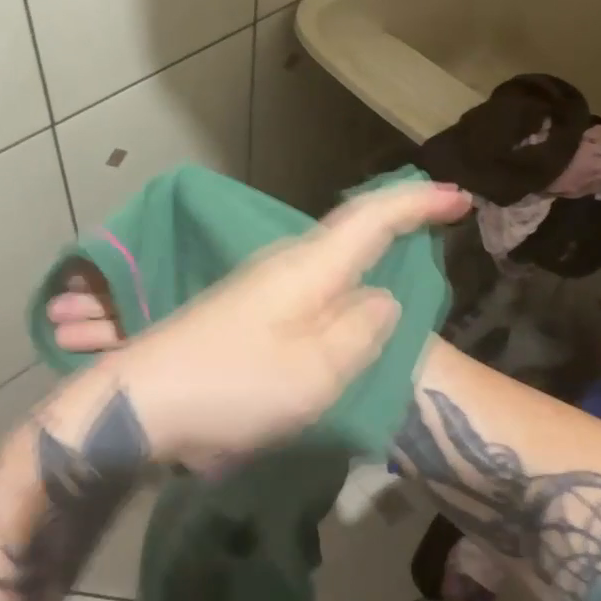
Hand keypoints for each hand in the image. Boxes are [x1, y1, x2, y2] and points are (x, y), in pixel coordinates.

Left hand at [49, 181, 471, 464]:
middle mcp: (282, 265)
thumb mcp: (314, 372)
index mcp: (307, 269)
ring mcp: (257, 287)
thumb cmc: (232, 386)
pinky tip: (343, 321)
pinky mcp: (242, 313)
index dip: (416, 203)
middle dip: (395, 225)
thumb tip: (382, 299)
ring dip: (367, 261)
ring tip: (403, 273)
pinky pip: (307, 293)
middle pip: (349, 233)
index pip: (370, 218)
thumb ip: (360, 332)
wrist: (141, 403)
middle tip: (439, 228)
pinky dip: (338, 294)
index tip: (460, 197)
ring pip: (327, 264)